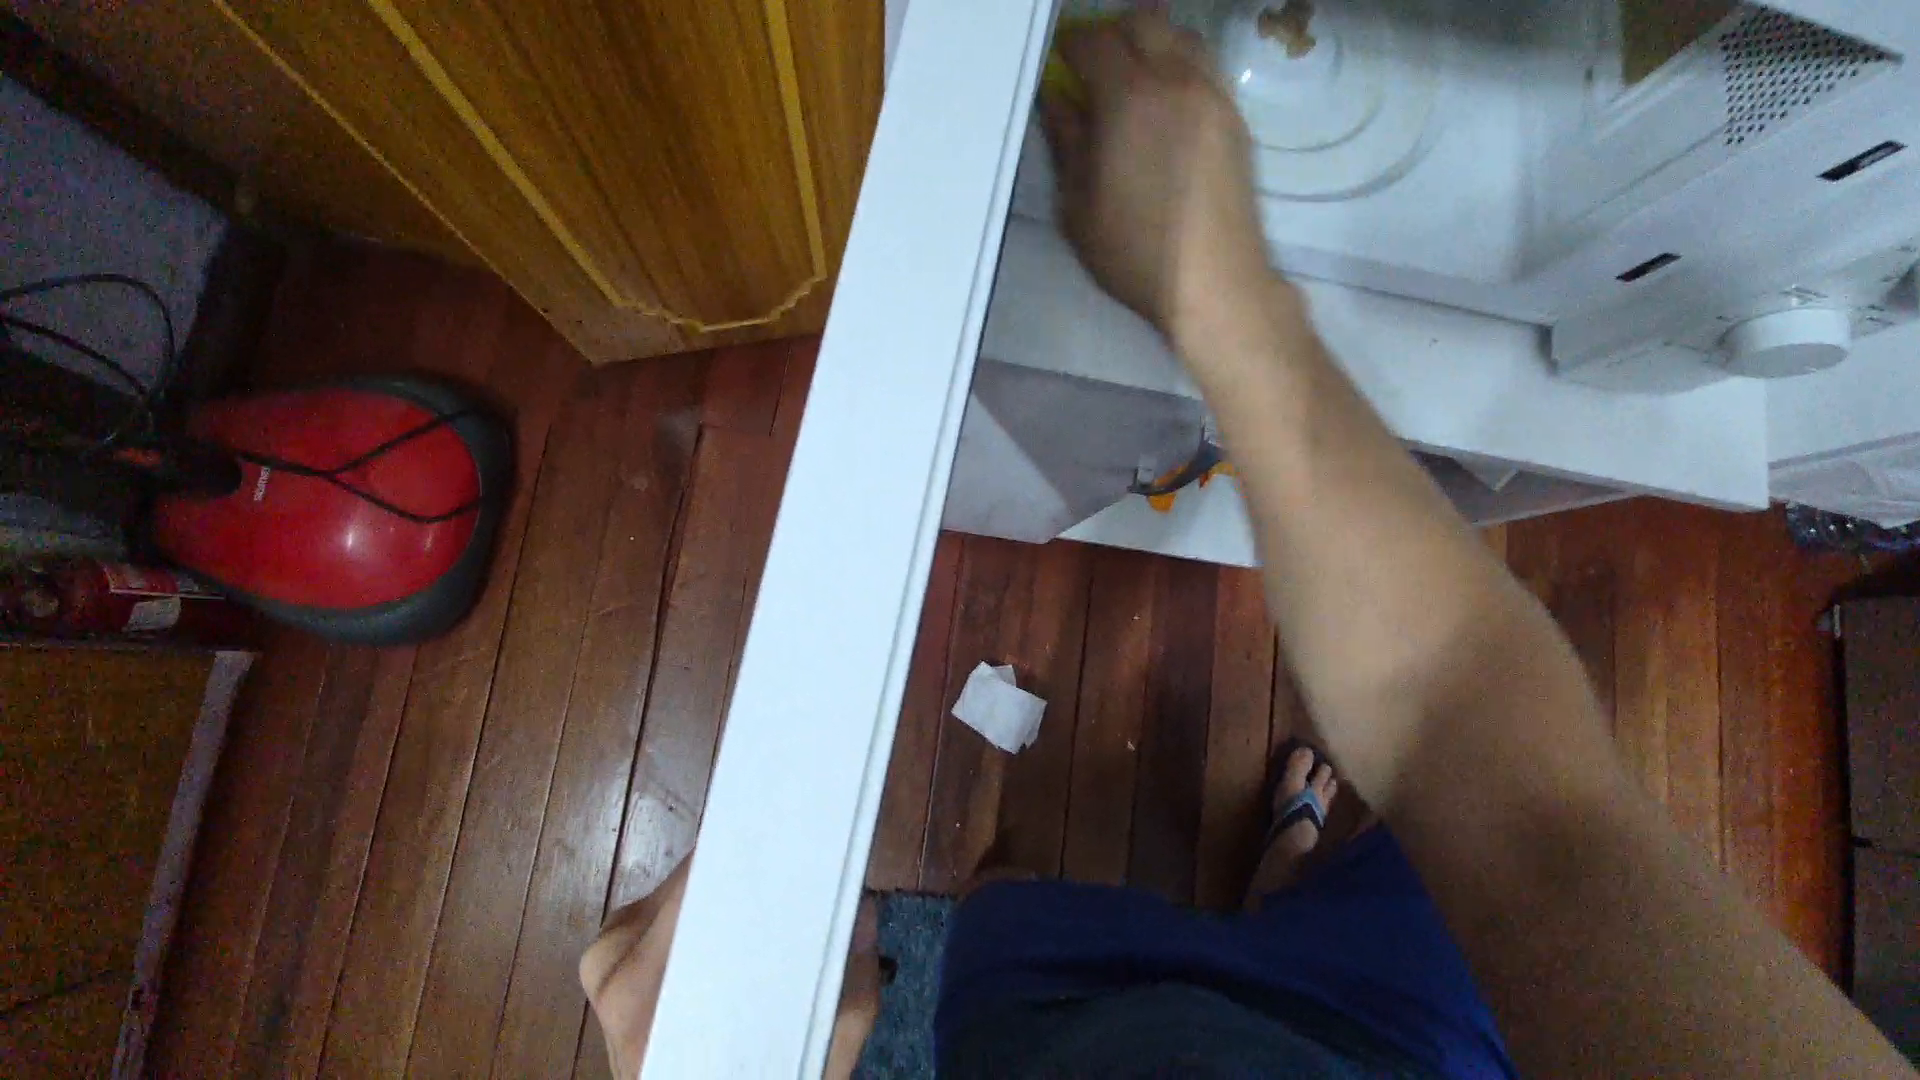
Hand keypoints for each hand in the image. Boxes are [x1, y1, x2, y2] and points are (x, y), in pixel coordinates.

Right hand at [1040, 13, 1274, 349]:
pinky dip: (1179, 66)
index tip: (1057, 69)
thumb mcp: (1078, 208)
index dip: (1069, 48)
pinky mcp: (1235, 116)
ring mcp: (1213, 94)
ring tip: (1131, 82)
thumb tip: (1057, 100)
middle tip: (1092, 70)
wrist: (1214, 283)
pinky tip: (1164, 106)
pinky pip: (1204, 66)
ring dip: (1150, 44)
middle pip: (1142, 21)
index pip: (1094, 42)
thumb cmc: (1135, 254)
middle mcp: (1176, 81)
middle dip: (1111, 35)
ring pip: (1180, 36)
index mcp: (1128, 99)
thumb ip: (1066, 143)